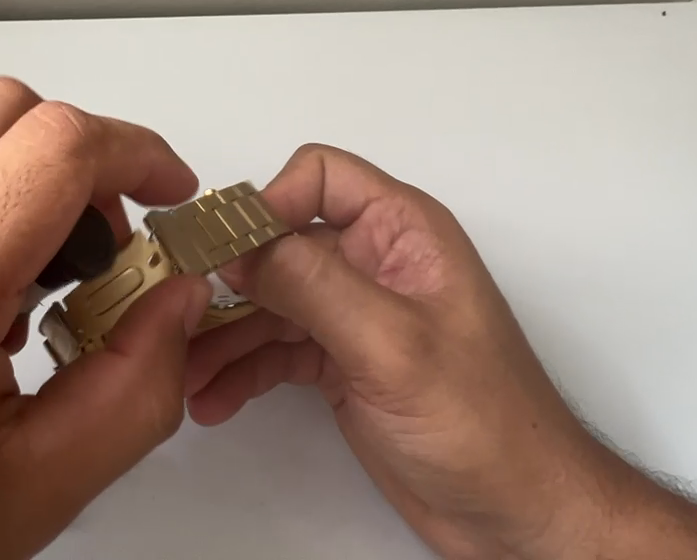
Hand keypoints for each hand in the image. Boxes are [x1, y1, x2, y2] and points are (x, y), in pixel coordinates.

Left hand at [0, 78, 212, 559]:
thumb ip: (137, 388)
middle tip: (105, 239)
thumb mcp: (32, 495)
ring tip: (36, 278)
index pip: (52, 147)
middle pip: (4, 107)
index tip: (169, 192)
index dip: (136, 151)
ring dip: (24, 173)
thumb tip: (178, 293)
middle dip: (83, 152)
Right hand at [184, 145, 696, 559]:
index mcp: (399, 230)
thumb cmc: (478, 421)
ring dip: (224, 331)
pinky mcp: (338, 359)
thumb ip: (311, 282)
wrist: (521, 519)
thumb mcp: (390, 343)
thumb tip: (236, 245)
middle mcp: (370, 259)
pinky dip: (242, 368)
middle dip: (228, 275)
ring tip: (183, 372)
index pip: (319, 176)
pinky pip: (276, 346)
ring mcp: (352, 311)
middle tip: (175, 312)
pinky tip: (213, 398)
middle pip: (281, 238)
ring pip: (269, 298)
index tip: (227, 253)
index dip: (270, 203)